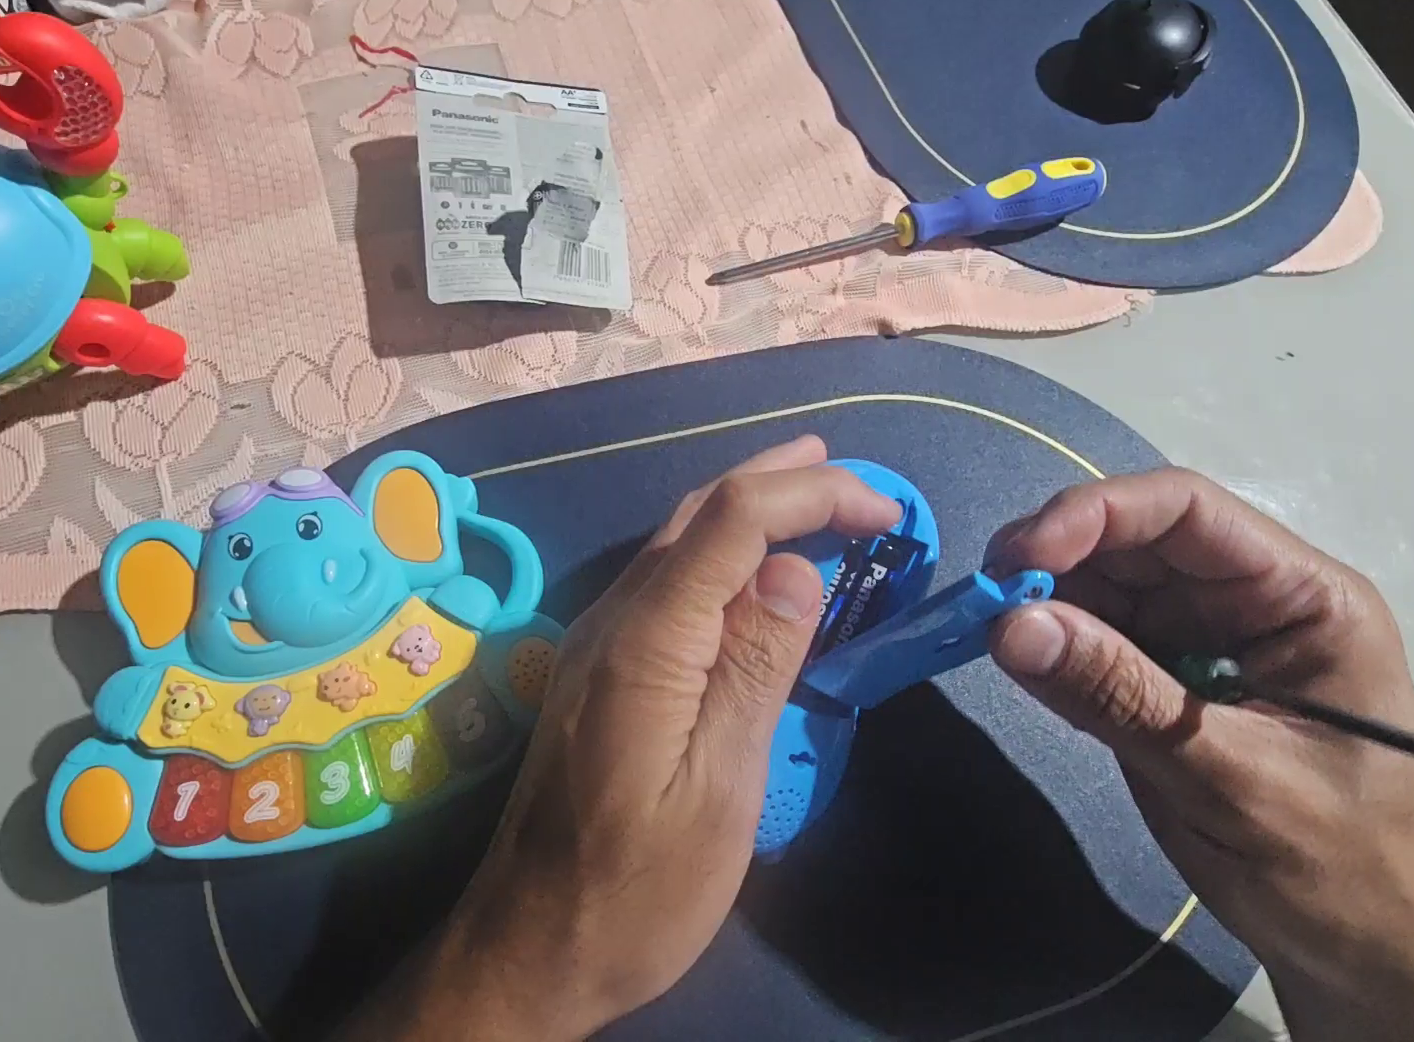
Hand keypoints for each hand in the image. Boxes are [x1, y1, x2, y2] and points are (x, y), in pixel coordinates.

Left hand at [338, 437, 899, 1041]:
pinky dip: (721, 550)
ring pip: (678, 539)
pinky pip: (666, 578)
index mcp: (646, 642)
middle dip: (779, 479)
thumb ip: (755, 671)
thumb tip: (794, 567)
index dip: (810, 494)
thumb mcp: (719, 792)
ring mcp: (599, 638)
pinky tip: (751, 565)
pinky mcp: (600, 664)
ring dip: (748, 505)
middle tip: (851, 472)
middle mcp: (613, 618)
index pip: (731, 521)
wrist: (531, 942)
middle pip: (699, 512)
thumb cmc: (637, 889)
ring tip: (810, 489)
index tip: (883, 509)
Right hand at [986, 469, 1413, 1041]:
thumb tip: (1008, 625)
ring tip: (995, 638)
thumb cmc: (1336, 867)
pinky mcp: (1156, 670)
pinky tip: (1028, 668)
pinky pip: (1086, 631)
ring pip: (1096, 582)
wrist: (1361, 953)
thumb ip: (1118, 695)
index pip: (1184, 511)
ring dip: (1039, 600)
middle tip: (984, 603)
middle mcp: (1240, 598)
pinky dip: (1045, 642)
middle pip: (1128, 539)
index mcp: (1296, 597)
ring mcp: (1195, 633)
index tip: (1019, 558)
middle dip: (1051, 559)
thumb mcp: (1227, 779)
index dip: (1094, 515)